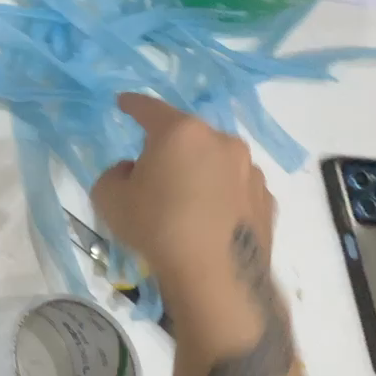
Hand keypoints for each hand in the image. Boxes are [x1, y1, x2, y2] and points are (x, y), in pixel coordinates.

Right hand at [92, 93, 276, 321]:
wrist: (214, 272)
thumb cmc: (153, 224)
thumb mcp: (107, 194)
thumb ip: (117, 172)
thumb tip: (137, 171)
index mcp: (180, 134)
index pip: (150, 108)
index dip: (132, 104)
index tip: (123, 102)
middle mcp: (222, 143)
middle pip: (188, 134)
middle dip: (168, 144)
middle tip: (149, 164)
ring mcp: (251, 170)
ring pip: (215, 159)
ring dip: (196, 168)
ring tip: (179, 195)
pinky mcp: (267, 198)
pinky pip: (233, 185)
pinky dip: (217, 192)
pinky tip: (203, 215)